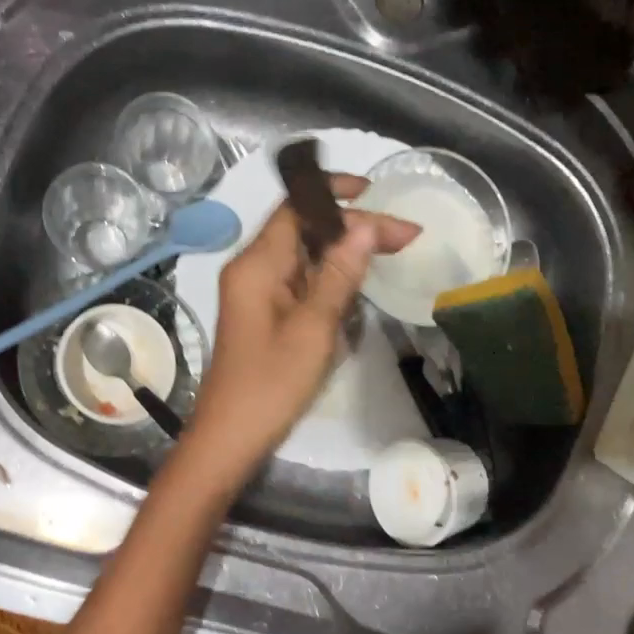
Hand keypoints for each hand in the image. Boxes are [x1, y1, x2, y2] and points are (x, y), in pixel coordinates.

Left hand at [184, 173, 419, 480]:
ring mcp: (256, 295)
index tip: (378, 196)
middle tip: (404, 239)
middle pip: (304, 229)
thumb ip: (339, 275)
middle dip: (352, 228)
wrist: (230, 439)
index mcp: (255, 265)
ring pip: (305, 258)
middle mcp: (252, 270)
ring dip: (344, 257)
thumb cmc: (270, 386)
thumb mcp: (313, 329)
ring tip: (389, 258)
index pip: (296, 207)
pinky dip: (330, 284)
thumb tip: (365, 226)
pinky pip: (300, 285)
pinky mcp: (264, 317)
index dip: (337, 194)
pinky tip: (357, 296)